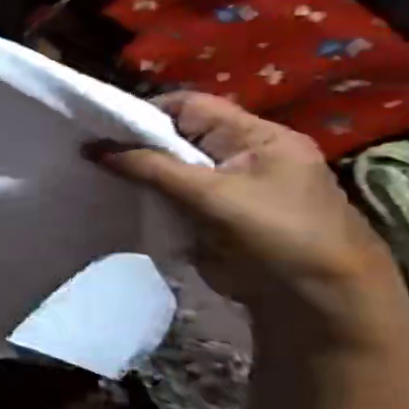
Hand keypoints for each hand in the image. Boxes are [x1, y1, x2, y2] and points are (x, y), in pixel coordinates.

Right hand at [86, 92, 408, 348]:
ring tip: (97, 174)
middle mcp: (244, 154)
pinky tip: (119, 197)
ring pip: (170, 165)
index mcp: (259, 137)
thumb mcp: (210, 194)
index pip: (192, 106)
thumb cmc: (277, 234)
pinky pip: (171, 193)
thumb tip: (91, 147)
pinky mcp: (214, 213)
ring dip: (138, 171)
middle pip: (178, 134)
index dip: (147, 112)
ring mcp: (229, 185)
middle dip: (135, 142)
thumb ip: (149, 166)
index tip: (102, 128)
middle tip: (92, 151)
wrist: (317, 301)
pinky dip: (146, 193)